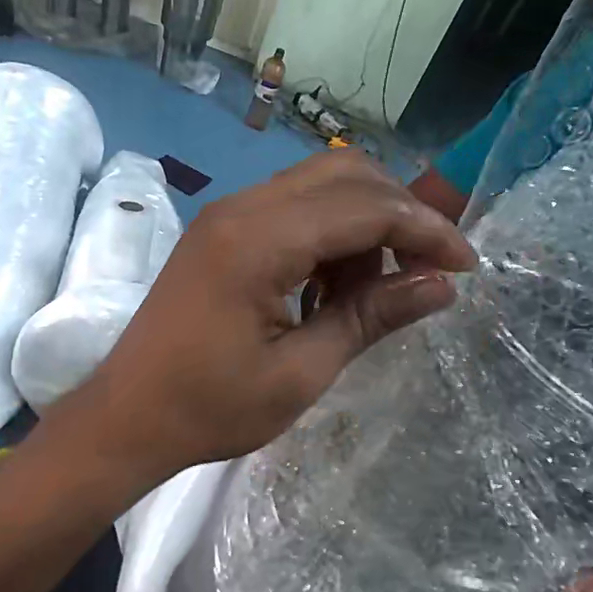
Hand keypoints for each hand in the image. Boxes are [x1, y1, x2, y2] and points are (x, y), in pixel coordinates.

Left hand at [53, 150, 476, 484]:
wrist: (127, 417)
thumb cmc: (210, 408)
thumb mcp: (302, 373)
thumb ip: (371, 318)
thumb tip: (440, 285)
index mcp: (259, 241)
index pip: (365, 207)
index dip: (425, 230)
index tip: (465, 267)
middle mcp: (242, 207)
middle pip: (346, 174)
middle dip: (400, 214)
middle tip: (425, 270)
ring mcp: (228, 214)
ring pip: (321, 186)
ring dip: (364, 224)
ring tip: (370, 293)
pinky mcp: (223, 230)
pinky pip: (294, 209)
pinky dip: (330, 236)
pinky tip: (331, 289)